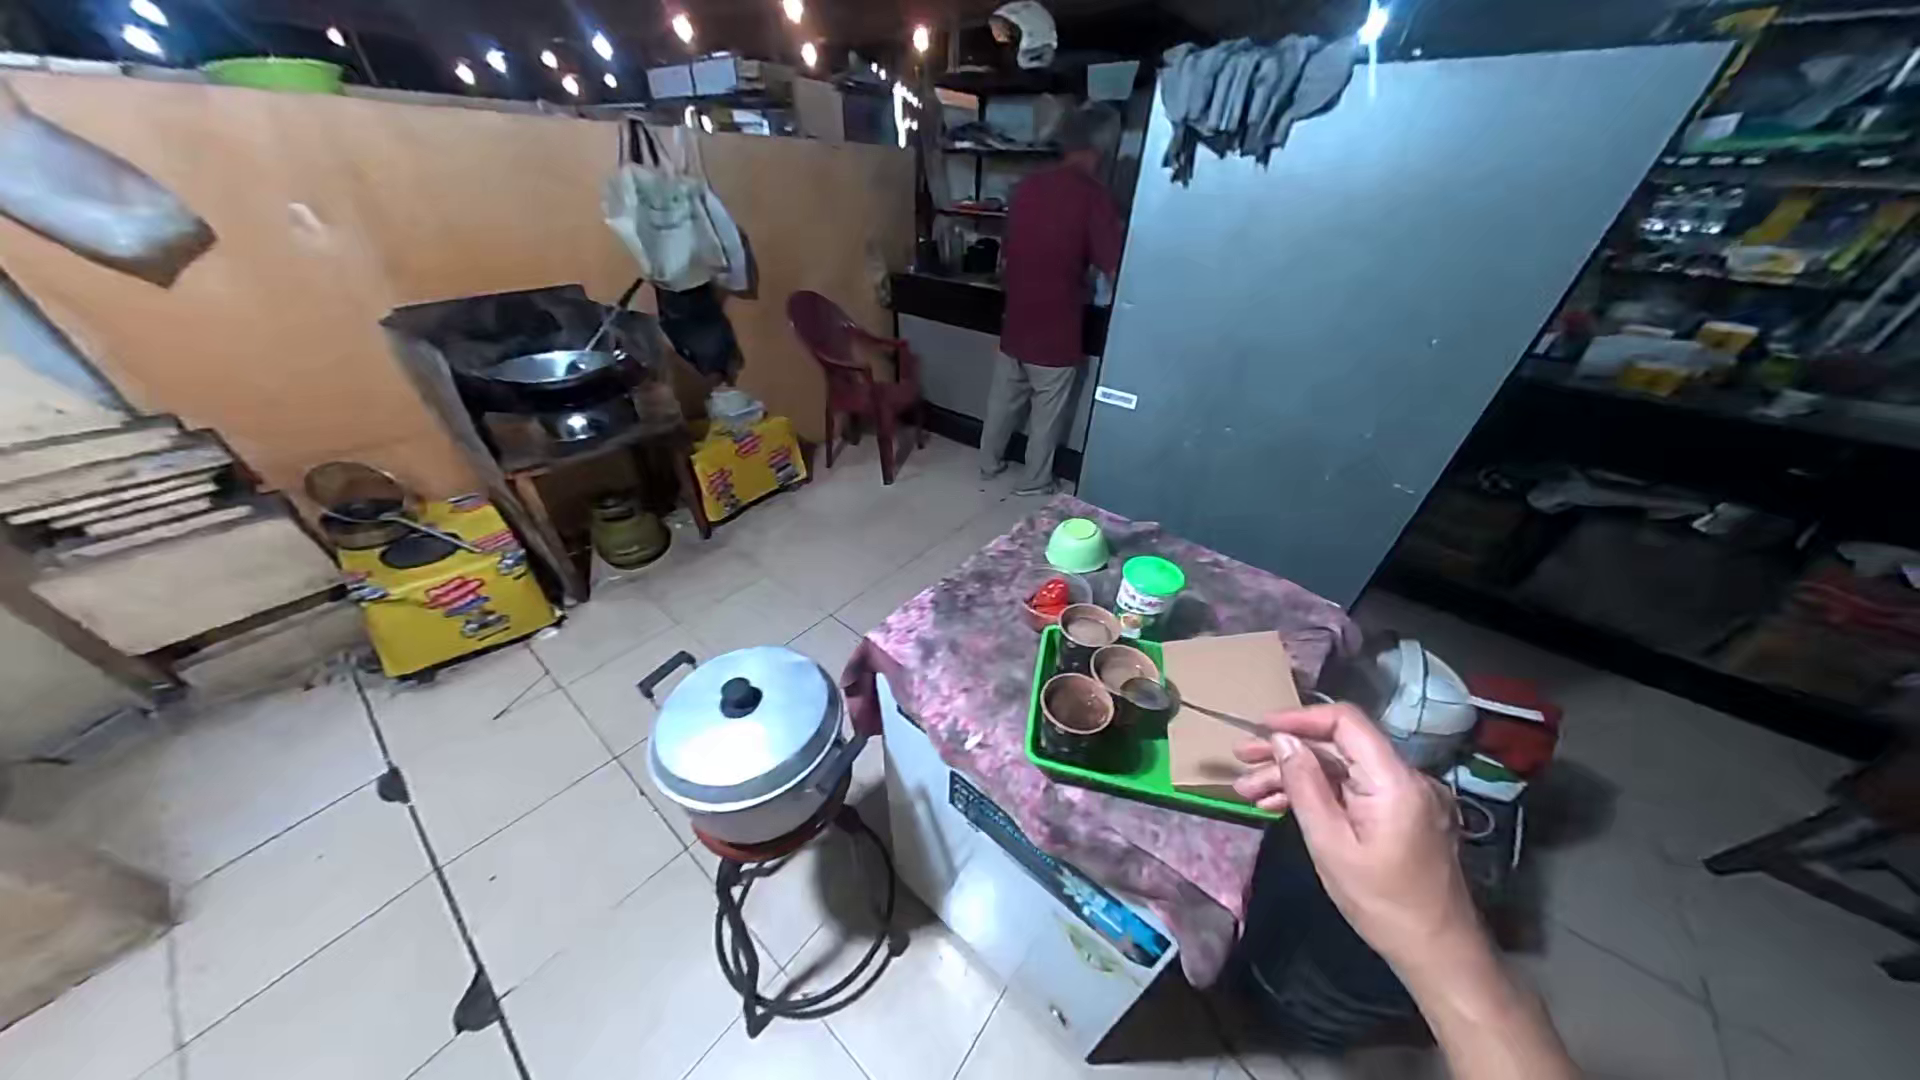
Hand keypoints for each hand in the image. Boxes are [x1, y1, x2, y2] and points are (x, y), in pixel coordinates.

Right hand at [1233, 703, 1481, 968]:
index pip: (1345, 722)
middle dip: (1286, 751)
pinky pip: (1351, 789)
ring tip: (1249, 790)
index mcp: (1394, 781)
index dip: (1299, 718)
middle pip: (1337, 746)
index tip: (1260, 729)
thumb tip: (1281, 739)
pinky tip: (1278, 805)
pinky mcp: (1400, 813)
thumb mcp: (1330, 843)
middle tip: (1242, 758)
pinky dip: (1316, 792)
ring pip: (1339, 768)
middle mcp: (1405, 778)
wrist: (1440, 956)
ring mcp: (1405, 796)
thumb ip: (1305, 785)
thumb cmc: (1381, 903)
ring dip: (1293, 775)